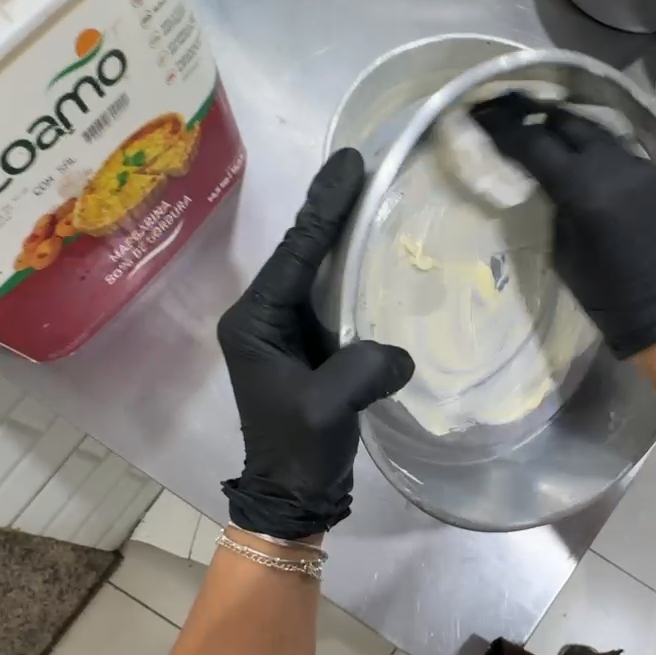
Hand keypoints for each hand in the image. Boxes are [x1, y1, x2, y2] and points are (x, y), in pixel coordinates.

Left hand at [218, 149, 413, 538]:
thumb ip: (362, 371)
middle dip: (333, 212)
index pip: (295, 252)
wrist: (293, 491)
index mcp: (255, 321)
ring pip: (318, 274)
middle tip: (364, 169)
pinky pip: (332, 300)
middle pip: (303, 254)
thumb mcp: (327, 409)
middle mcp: (264, 317)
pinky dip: (355, 277)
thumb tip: (400, 351)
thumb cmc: (299, 449)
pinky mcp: (308, 347)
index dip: (325, 207)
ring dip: (345, 241)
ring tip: (375, 201)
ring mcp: (285, 332)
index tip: (350, 163)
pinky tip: (380, 261)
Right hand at [471, 93, 655, 357]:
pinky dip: (595, 148)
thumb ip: (549, 207)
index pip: (535, 144)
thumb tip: (535, 180)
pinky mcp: (655, 172)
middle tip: (514, 126)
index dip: (506, 132)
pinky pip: (617, 148)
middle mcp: (612, 165)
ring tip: (546, 137)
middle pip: (566, 124)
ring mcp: (638, 164)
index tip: (485, 124)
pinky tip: (583, 158)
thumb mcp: (562, 253)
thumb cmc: (606, 295)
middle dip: (537, 123)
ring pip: (595, 131)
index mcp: (583, 190)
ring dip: (568, 132)